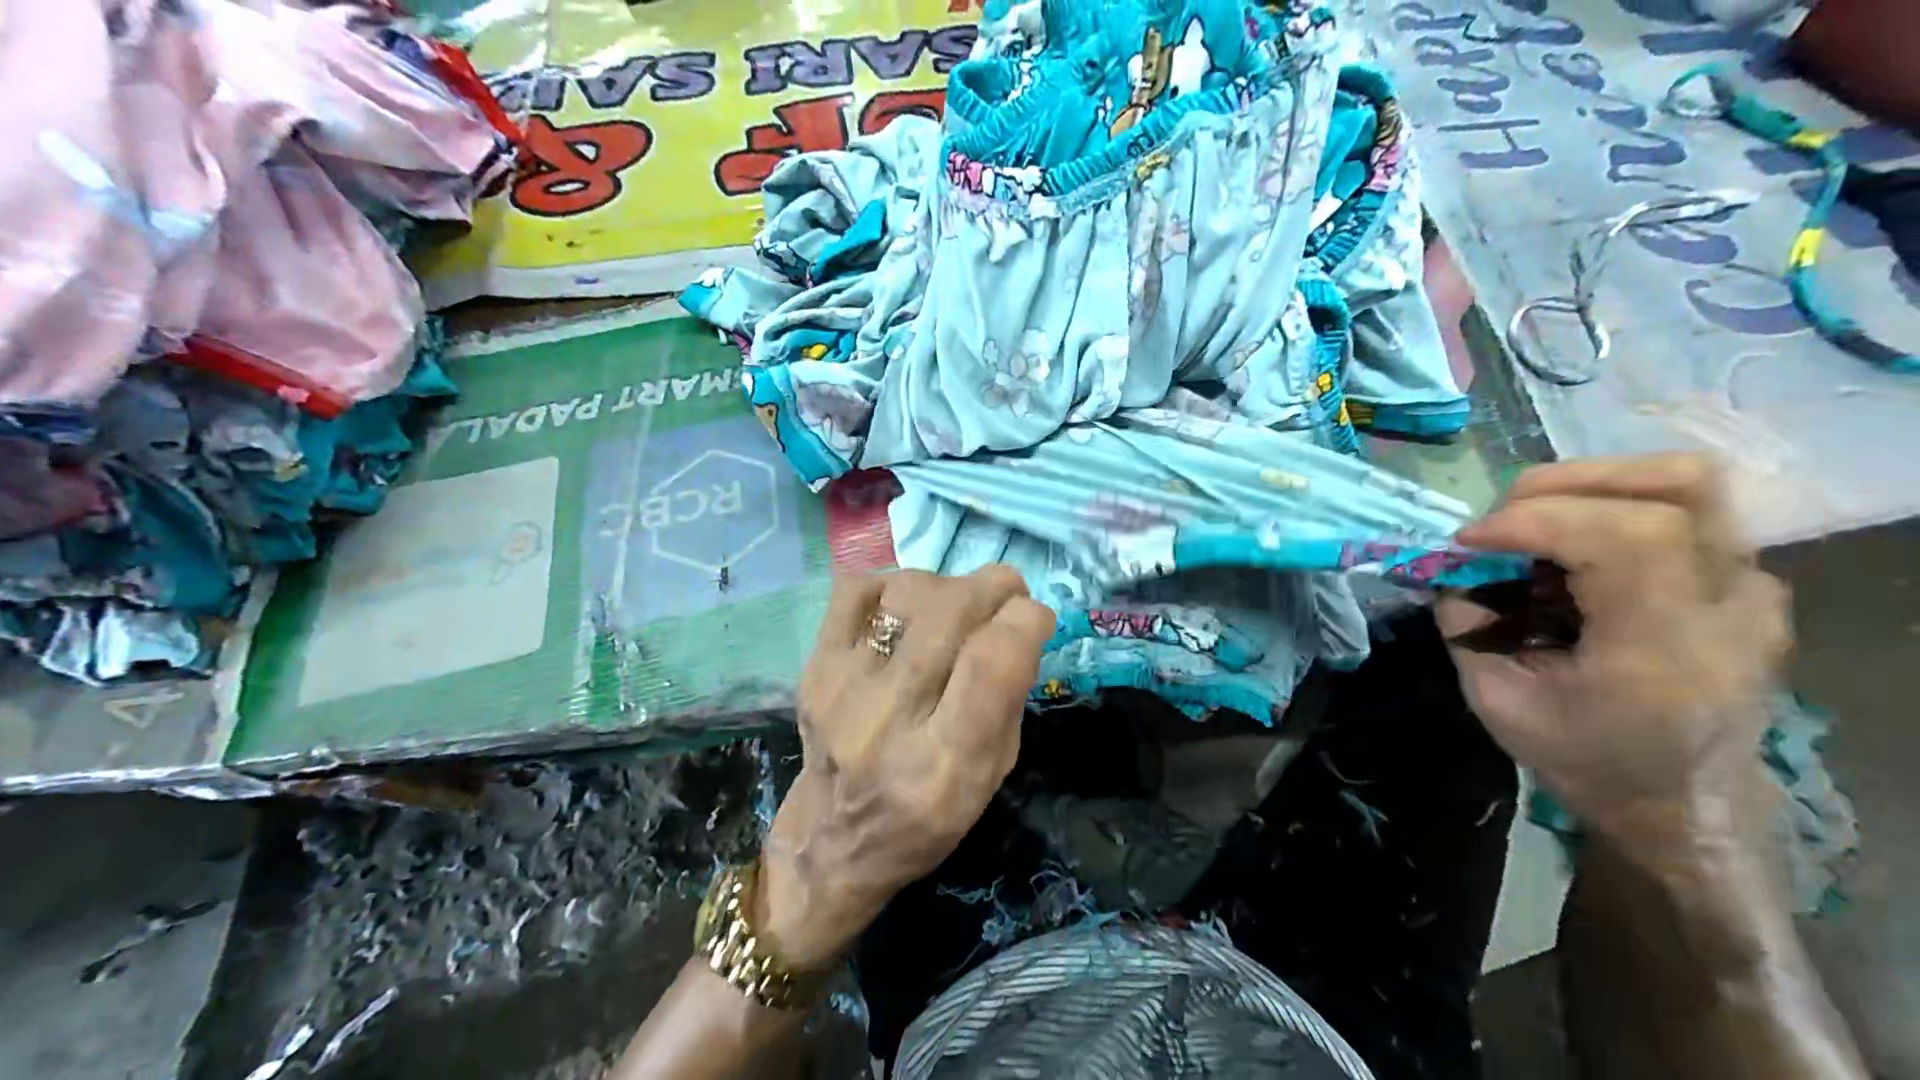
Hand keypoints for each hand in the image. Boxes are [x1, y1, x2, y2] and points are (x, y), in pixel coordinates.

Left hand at [754, 567, 1054, 969]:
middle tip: (1005, 595)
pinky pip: (856, 588)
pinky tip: (904, 611)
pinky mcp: (814, 663)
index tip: (1035, 617)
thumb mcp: (990, 776)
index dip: (1025, 621)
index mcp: (944, 764)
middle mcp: (889, 718)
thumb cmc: (925, 815)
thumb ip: (1008, 699)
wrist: (834, 835)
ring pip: (907, 591)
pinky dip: (891, 585)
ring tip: (956, 608)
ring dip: (948, 586)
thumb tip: (1017, 621)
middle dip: (994, 587)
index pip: (991, 663)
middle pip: (951, 611)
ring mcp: (842, 685)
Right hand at [1438, 455, 1790, 849]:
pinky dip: (1612, 506)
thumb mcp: (1496, 700)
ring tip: (1533, 517)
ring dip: (1592, 483)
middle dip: (1562, 483)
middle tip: (1500, 518)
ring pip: (1687, 482)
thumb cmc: (1584, 756)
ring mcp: (1750, 588)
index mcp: (1667, 648)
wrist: (1682, 798)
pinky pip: (1684, 510)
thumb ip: (1467, 624)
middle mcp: (1729, 605)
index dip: (1535, 518)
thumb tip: (1451, 566)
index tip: (1470, 541)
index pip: (1626, 536)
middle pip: (1674, 486)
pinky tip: (1572, 545)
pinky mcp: (1745, 580)